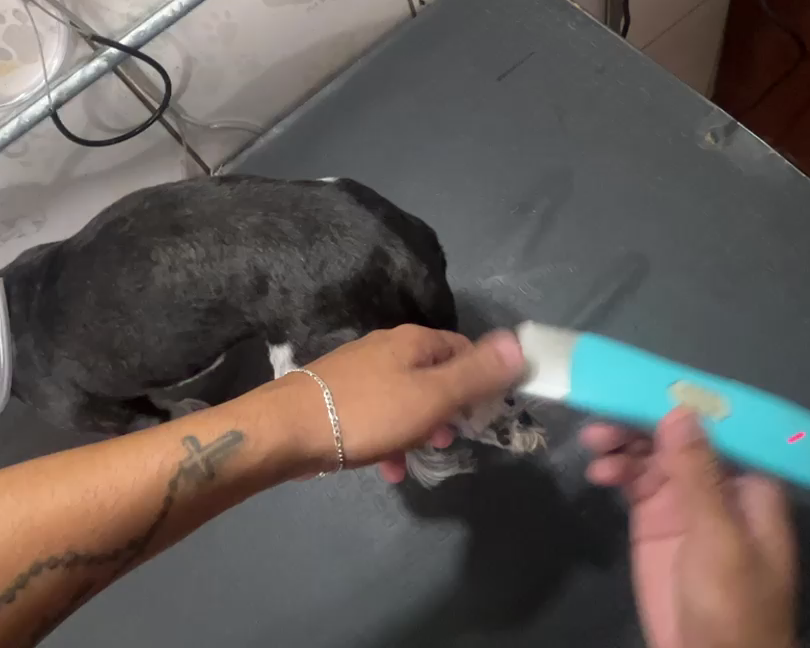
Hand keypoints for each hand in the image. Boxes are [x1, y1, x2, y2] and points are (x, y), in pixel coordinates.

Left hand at [274, 326, 525, 480]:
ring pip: (408, 398)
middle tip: (453, 440)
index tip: (489, 414)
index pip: (464, 349)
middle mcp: (388, 347)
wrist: (290, 428)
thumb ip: (476, 374)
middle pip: (436, 374)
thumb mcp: (432, 397)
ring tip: (422, 457)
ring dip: (421, 428)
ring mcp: (361, 370)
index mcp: (413, 341)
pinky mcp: (342, 396)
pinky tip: (388, 468)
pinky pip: (380, 416)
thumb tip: (518, 342)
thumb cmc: (369, 412)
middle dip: (450, 409)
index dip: (483, 380)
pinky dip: (391, 439)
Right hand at [583, 410, 796, 647]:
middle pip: (677, 434)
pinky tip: (599, 472)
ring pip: (650, 451)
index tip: (646, 379)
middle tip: (605, 413)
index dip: (686, 400)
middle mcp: (717, 484)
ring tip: (596, 443)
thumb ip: (697, 474)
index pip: (721, 427)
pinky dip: (614, 467)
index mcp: (750, 486)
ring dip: (622, 441)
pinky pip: (631, 477)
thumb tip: (679, 410)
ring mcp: (683, 501)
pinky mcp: (653, 518)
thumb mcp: (718, 539)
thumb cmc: (732, 606)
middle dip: (641, 420)